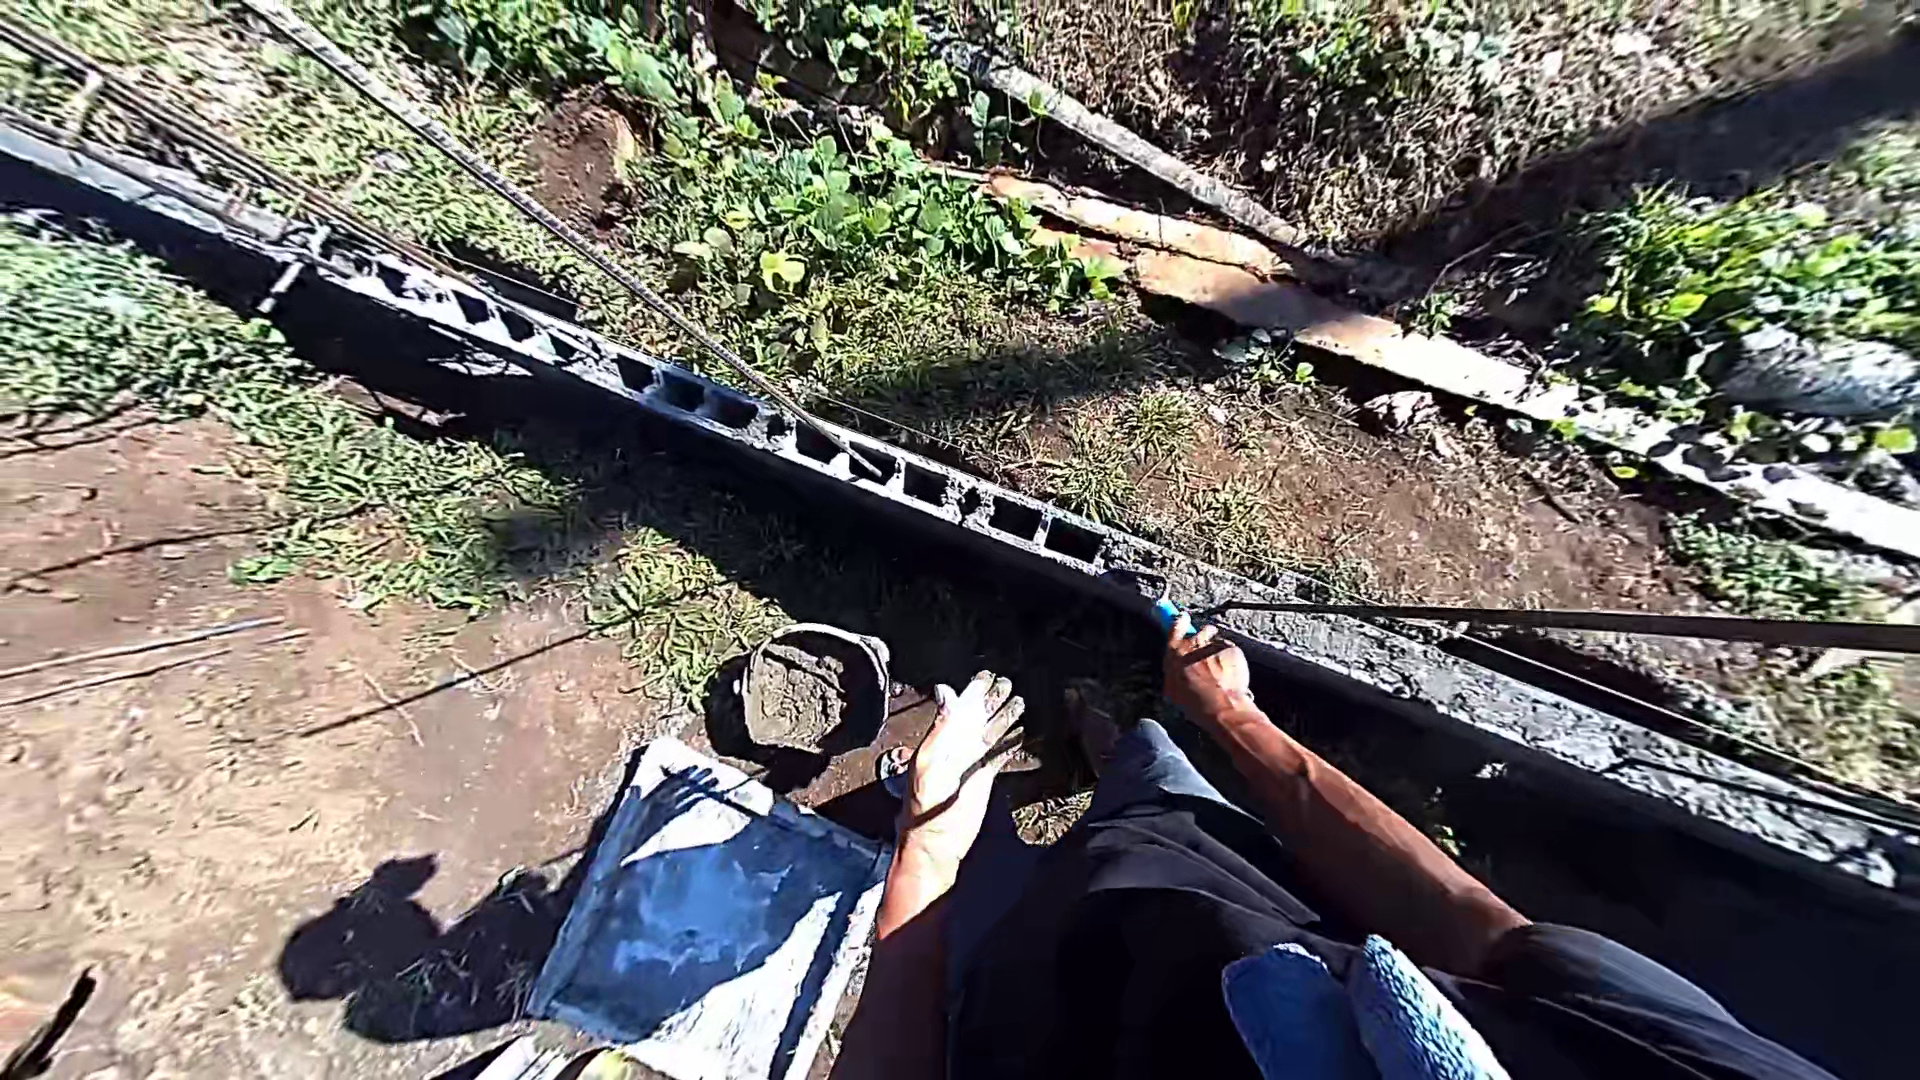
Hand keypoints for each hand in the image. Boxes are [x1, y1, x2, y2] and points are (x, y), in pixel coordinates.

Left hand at [899, 670, 1024, 872]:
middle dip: (993, 699)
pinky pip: (999, 754)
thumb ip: (940, 728)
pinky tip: (1021, 732)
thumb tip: (946, 690)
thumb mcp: (930, 764)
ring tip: (1020, 700)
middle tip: (1008, 682)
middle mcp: (958, 745)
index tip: (988, 675)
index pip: (960, 706)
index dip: (973, 691)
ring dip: (1004, 717)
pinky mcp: (984, 777)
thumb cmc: (927, 808)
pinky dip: (1010, 742)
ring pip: (991, 732)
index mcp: (942, 737)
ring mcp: (972, 761)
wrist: (936, 846)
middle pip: (979, 716)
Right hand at [1163, 613, 1254, 721]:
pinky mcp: (1232, 649)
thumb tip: (1176, 676)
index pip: (1175, 628)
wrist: (1220, 707)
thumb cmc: (1194, 702)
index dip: (1179, 622)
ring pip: (1218, 642)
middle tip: (1208, 648)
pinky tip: (1232, 674)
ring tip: (1222, 669)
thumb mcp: (1173, 691)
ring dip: (1219, 651)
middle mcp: (1194, 644)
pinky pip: (1232, 650)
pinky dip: (1233, 660)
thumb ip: (1174, 675)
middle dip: (1205, 636)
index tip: (1183, 618)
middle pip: (1201, 631)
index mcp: (1175, 653)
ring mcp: (1214, 645)